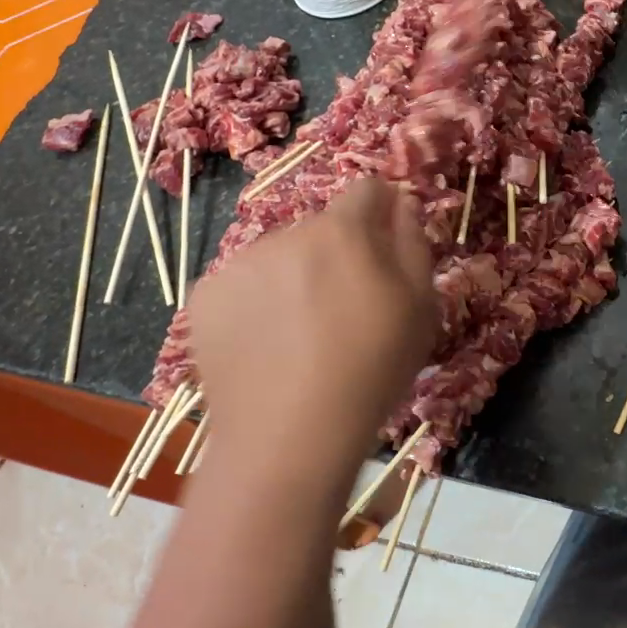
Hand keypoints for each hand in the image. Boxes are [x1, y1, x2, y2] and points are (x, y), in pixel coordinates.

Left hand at [187, 179, 435, 490]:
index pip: (368, 189)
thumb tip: (401, 203)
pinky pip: (244, 283)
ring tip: (304, 333)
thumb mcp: (421, 306)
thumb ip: (413, 241)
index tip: (386, 252)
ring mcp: (239, 265)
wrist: (289, 438)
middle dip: (339, 252)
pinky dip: (258, 303)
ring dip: (297, 276)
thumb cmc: (372, 370)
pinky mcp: (205, 299)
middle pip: (323, 225)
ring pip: (281, 254)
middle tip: (347, 308)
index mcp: (343, 230)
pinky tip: (268, 345)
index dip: (382, 214)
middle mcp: (286, 233)